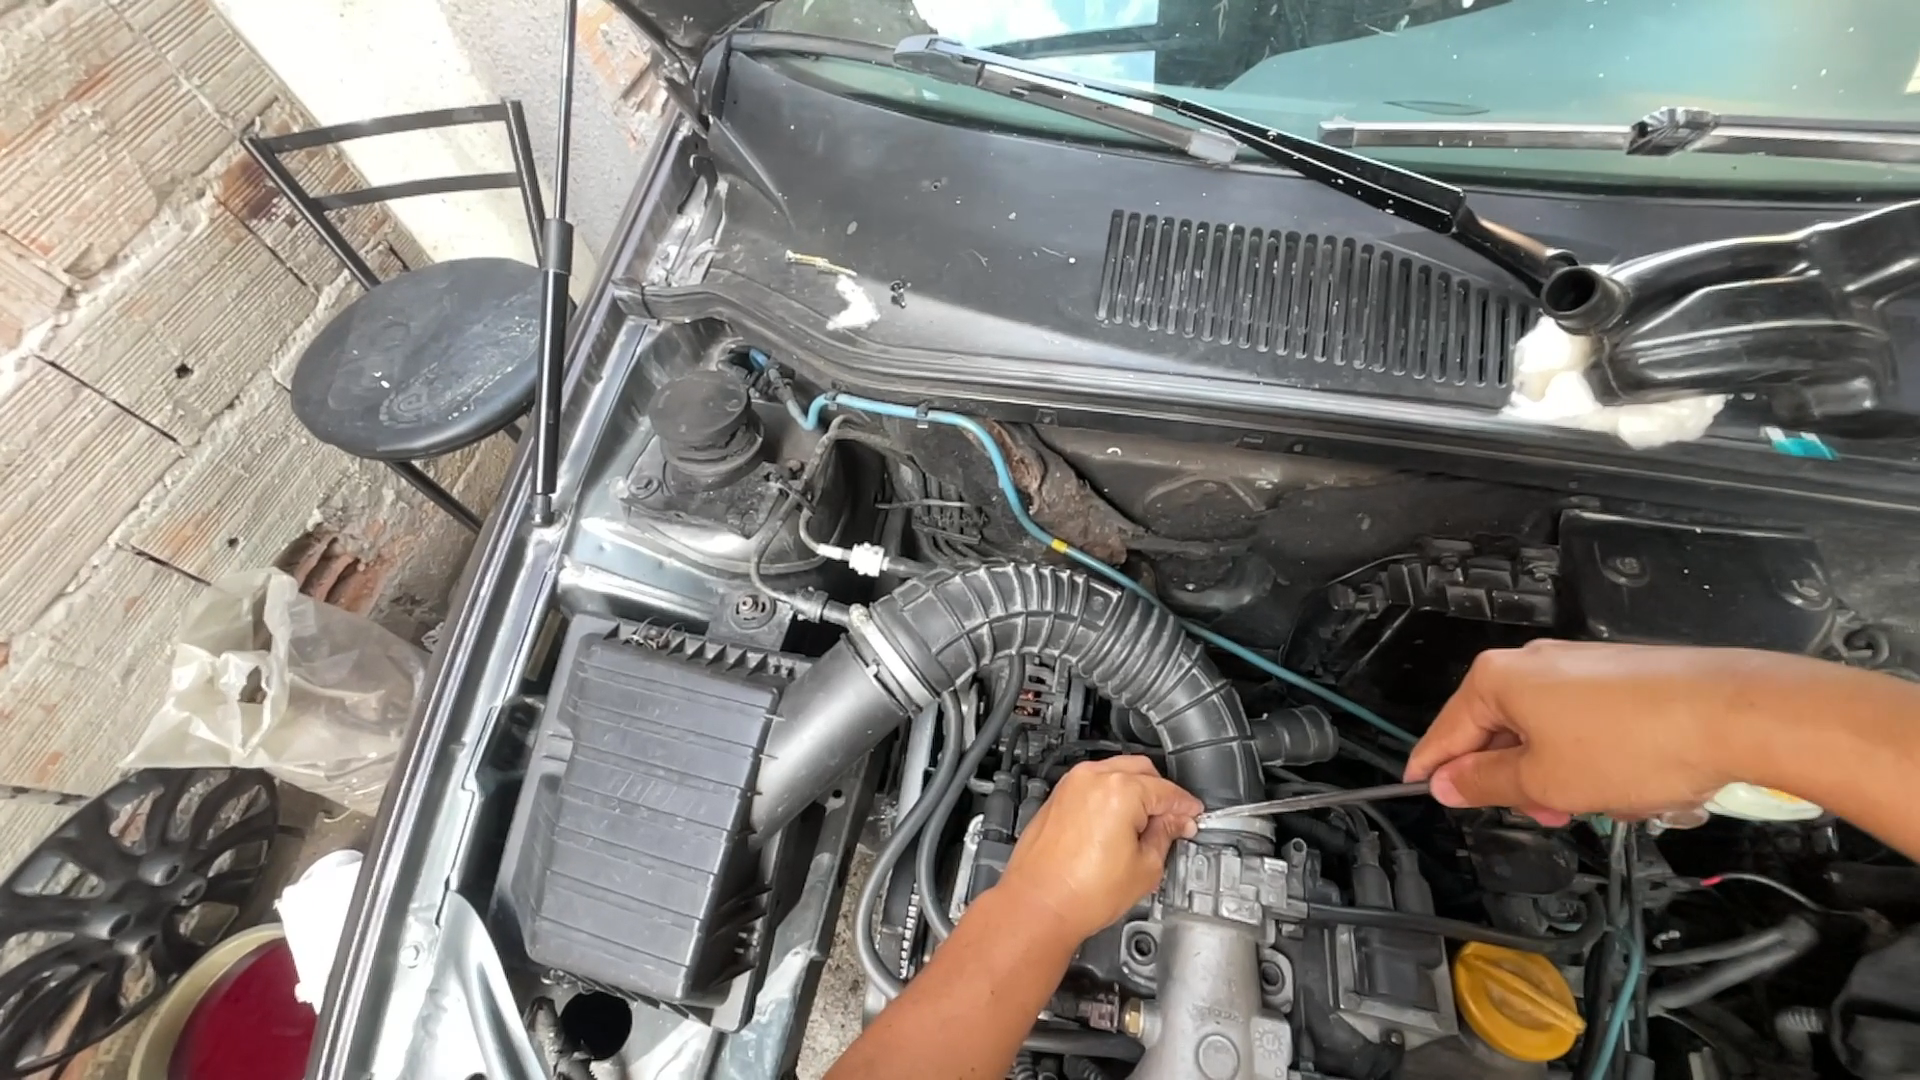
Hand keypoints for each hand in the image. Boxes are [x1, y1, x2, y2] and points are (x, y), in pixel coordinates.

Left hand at [992, 757, 1202, 942]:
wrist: (1038, 903)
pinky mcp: (1059, 795)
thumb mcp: (1144, 868)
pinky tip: (1119, 822)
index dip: (1186, 806)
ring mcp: (1072, 784)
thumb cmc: (1081, 892)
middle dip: (1161, 793)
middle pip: (1142, 770)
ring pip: (1116, 772)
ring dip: (1136, 790)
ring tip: (1146, 826)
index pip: (1167, 790)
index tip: (1193, 816)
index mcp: (1120, 790)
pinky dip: (1112, 794)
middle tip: (1173, 821)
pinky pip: (1095, 783)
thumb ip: (1165, 836)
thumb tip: (1176, 822)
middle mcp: (1093, 778)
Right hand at [1405, 641, 1837, 825]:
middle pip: (1499, 730)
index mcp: (1495, 680)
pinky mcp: (1622, 675)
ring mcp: (1578, 665)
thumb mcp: (1545, 781)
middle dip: (1518, 777)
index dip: (1433, 766)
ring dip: (1561, 770)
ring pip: (1545, 729)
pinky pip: (1584, 720)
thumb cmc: (1629, 746)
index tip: (1417, 788)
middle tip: (1548, 815)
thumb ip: (1485, 784)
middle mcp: (1529, 663)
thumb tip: (1443, 783)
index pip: (1447, 730)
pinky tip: (1633, 779)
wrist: (1742, 714)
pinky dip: (1595, 754)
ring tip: (1607, 802)